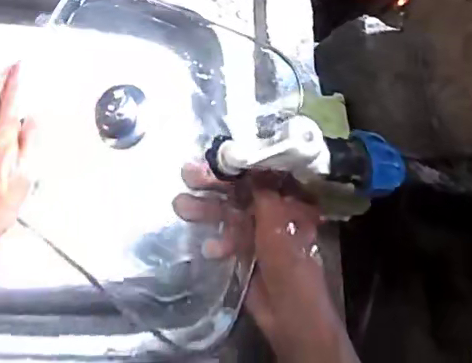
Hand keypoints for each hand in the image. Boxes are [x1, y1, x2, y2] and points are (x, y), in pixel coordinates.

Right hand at [173, 164, 357, 361]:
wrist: (291, 317)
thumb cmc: (289, 263)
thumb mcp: (275, 221)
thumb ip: (259, 189)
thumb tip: (244, 157)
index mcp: (286, 199)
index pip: (259, 172)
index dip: (236, 163)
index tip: (211, 156)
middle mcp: (272, 212)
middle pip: (239, 191)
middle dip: (213, 184)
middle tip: (188, 174)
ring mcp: (258, 233)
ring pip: (229, 214)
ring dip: (206, 209)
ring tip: (180, 205)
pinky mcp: (246, 254)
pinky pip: (227, 239)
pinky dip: (217, 241)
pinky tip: (209, 248)